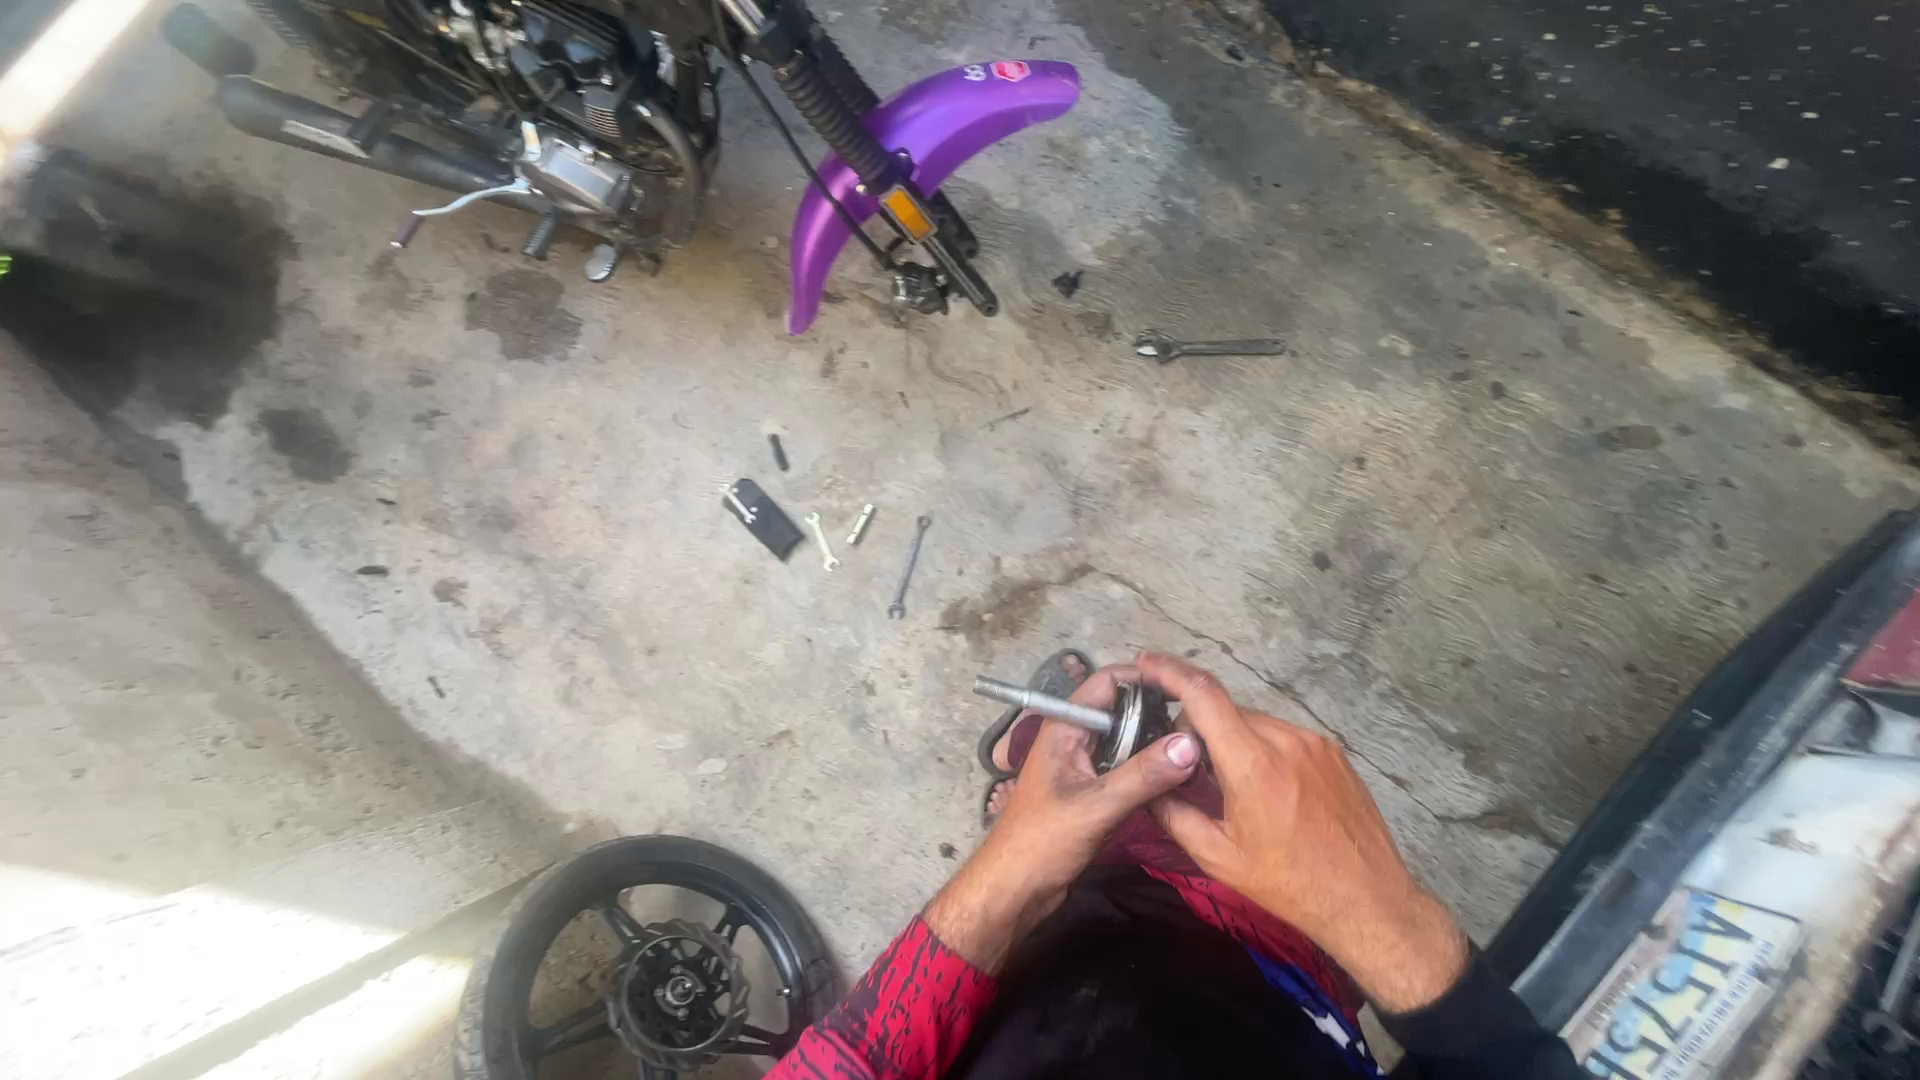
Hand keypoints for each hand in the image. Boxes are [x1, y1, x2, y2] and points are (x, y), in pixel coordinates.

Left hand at [924, 664, 1201, 972]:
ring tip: (1199, 753)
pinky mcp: (1091, 791)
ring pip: (1126, 742)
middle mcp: (1074, 737)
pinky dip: (1148, 771)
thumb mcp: (1097, 805)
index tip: (1185, 691)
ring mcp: (1082, 765)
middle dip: (1156, 714)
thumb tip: (1191, 742)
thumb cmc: (1043, 840)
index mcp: (1065, 726)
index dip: (1143, 679)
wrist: (1015, 888)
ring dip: (1155, 745)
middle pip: (1120, 710)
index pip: (1106, 682)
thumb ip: (1143, 775)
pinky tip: (1177, 782)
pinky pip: (1124, 769)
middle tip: (1201, 727)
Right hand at [1138, 652, 1468, 1012]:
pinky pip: (1280, 733)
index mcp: (1251, 763)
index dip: (1169, 671)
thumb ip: (1172, 812)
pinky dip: (1259, 746)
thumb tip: (1146, 782)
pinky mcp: (1331, 750)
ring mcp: (1312, 741)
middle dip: (1196, 726)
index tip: (1145, 663)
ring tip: (1229, 782)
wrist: (1368, 901)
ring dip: (1229, 738)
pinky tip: (1265, 785)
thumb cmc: (1288, 883)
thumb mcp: (1216, 856)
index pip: (1203, 694)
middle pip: (1223, 709)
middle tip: (1186, 765)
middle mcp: (1283, 739)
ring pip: (1251, 721)